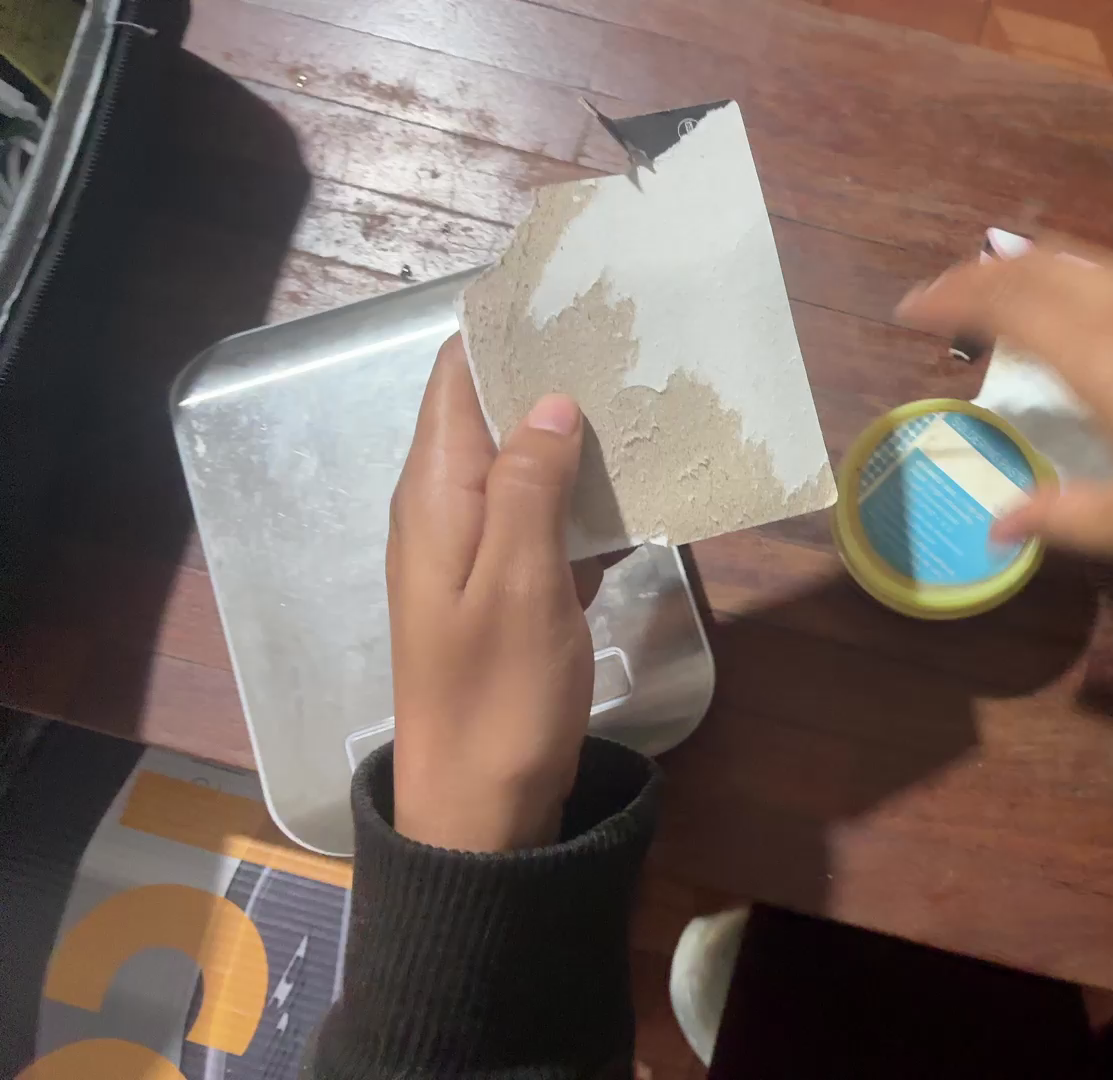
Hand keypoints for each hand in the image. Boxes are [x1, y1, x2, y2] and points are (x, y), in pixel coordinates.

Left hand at [386, 334, 605, 850]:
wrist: (483, 798)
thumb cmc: (499, 692)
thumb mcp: (518, 585)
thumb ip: (529, 488)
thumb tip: (553, 402)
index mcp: (436, 498)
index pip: (456, 387)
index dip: (499, 337)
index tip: (564, 300)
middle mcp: (450, 511)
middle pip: (495, 419)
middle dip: (550, 380)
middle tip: (624, 348)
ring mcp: (484, 549)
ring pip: (530, 466)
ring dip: (578, 438)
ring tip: (642, 403)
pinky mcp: (517, 582)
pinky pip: (551, 517)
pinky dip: (588, 496)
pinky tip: (636, 489)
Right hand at [896, 243, 1112, 595]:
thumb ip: (1061, 518)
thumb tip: (996, 525)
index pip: (1010, 301)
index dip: (949, 299)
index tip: (907, 313)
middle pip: (1045, 264)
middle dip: (982, 273)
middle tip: (944, 305)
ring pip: (1091, 262)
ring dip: (1033, 271)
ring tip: (1001, 300)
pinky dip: (1083, 280)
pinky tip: (1087, 311)